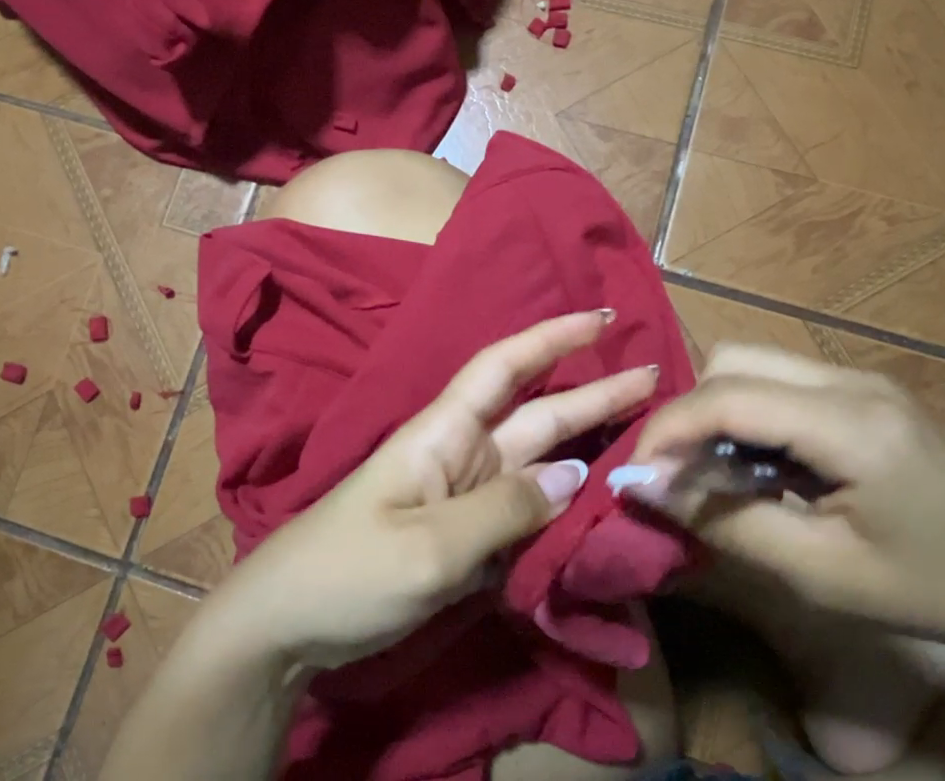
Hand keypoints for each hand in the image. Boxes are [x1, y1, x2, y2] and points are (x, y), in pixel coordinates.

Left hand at [205, 310, 659, 670]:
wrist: (286, 627)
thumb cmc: (348, 571)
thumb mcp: (430, 544)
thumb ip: (507, 510)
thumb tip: (573, 477)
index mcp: (443, 434)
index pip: (504, 367)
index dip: (553, 338)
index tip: (603, 318)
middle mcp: (462, 456)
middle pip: (537, 415)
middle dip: (594, 395)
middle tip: (658, 377)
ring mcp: (466, 500)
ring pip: (539, 466)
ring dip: (588, 450)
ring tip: (647, 439)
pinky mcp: (467, 542)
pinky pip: (528, 515)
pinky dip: (566, 509)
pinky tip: (601, 509)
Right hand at [620, 344, 944, 659]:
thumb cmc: (930, 590)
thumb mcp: (820, 574)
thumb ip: (725, 521)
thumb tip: (644, 484)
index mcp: (852, 425)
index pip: (727, 396)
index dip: (667, 428)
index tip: (634, 475)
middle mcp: (854, 381)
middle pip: (733, 361)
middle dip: (689, 413)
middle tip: (677, 477)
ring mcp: (864, 380)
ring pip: (754, 364)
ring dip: (718, 411)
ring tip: (717, 476)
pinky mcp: (867, 392)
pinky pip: (782, 382)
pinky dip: (749, 414)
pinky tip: (762, 469)